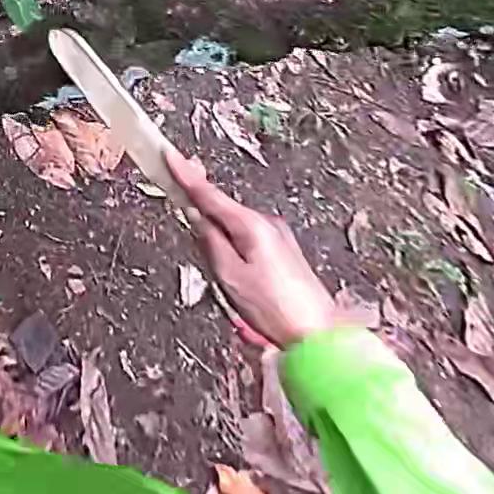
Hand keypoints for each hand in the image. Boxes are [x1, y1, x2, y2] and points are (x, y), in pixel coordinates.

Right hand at [167, 147, 335, 348]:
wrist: (324, 340)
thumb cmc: (275, 308)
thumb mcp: (228, 273)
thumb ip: (208, 239)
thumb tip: (195, 214)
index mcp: (251, 226)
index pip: (208, 193)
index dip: (185, 174)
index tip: (169, 153)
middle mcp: (266, 224)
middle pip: (221, 206)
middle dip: (200, 205)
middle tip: (179, 200)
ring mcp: (277, 236)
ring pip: (233, 222)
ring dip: (216, 228)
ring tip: (215, 261)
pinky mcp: (283, 250)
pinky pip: (246, 233)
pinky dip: (230, 236)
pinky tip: (229, 258)